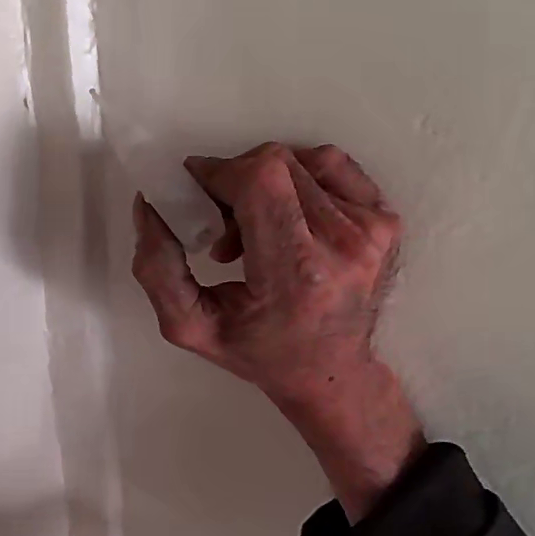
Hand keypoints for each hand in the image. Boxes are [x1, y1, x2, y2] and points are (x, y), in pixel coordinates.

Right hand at [132, 143, 426, 519]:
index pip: (259, 181)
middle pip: (276, 164)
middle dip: (234, 180)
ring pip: (298, 162)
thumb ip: (157, 268)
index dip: (218, 172)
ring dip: (262, 183)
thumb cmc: (258, 353)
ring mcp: (373, 229)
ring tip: (254, 226)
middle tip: (220, 221)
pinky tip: (285, 213)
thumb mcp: (188, 326)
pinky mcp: (386, 220)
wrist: (333, 373)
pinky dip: (296, 178)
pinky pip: (329, 165)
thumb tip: (148, 204)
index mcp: (296, 273)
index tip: (194, 190)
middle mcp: (344, 244)